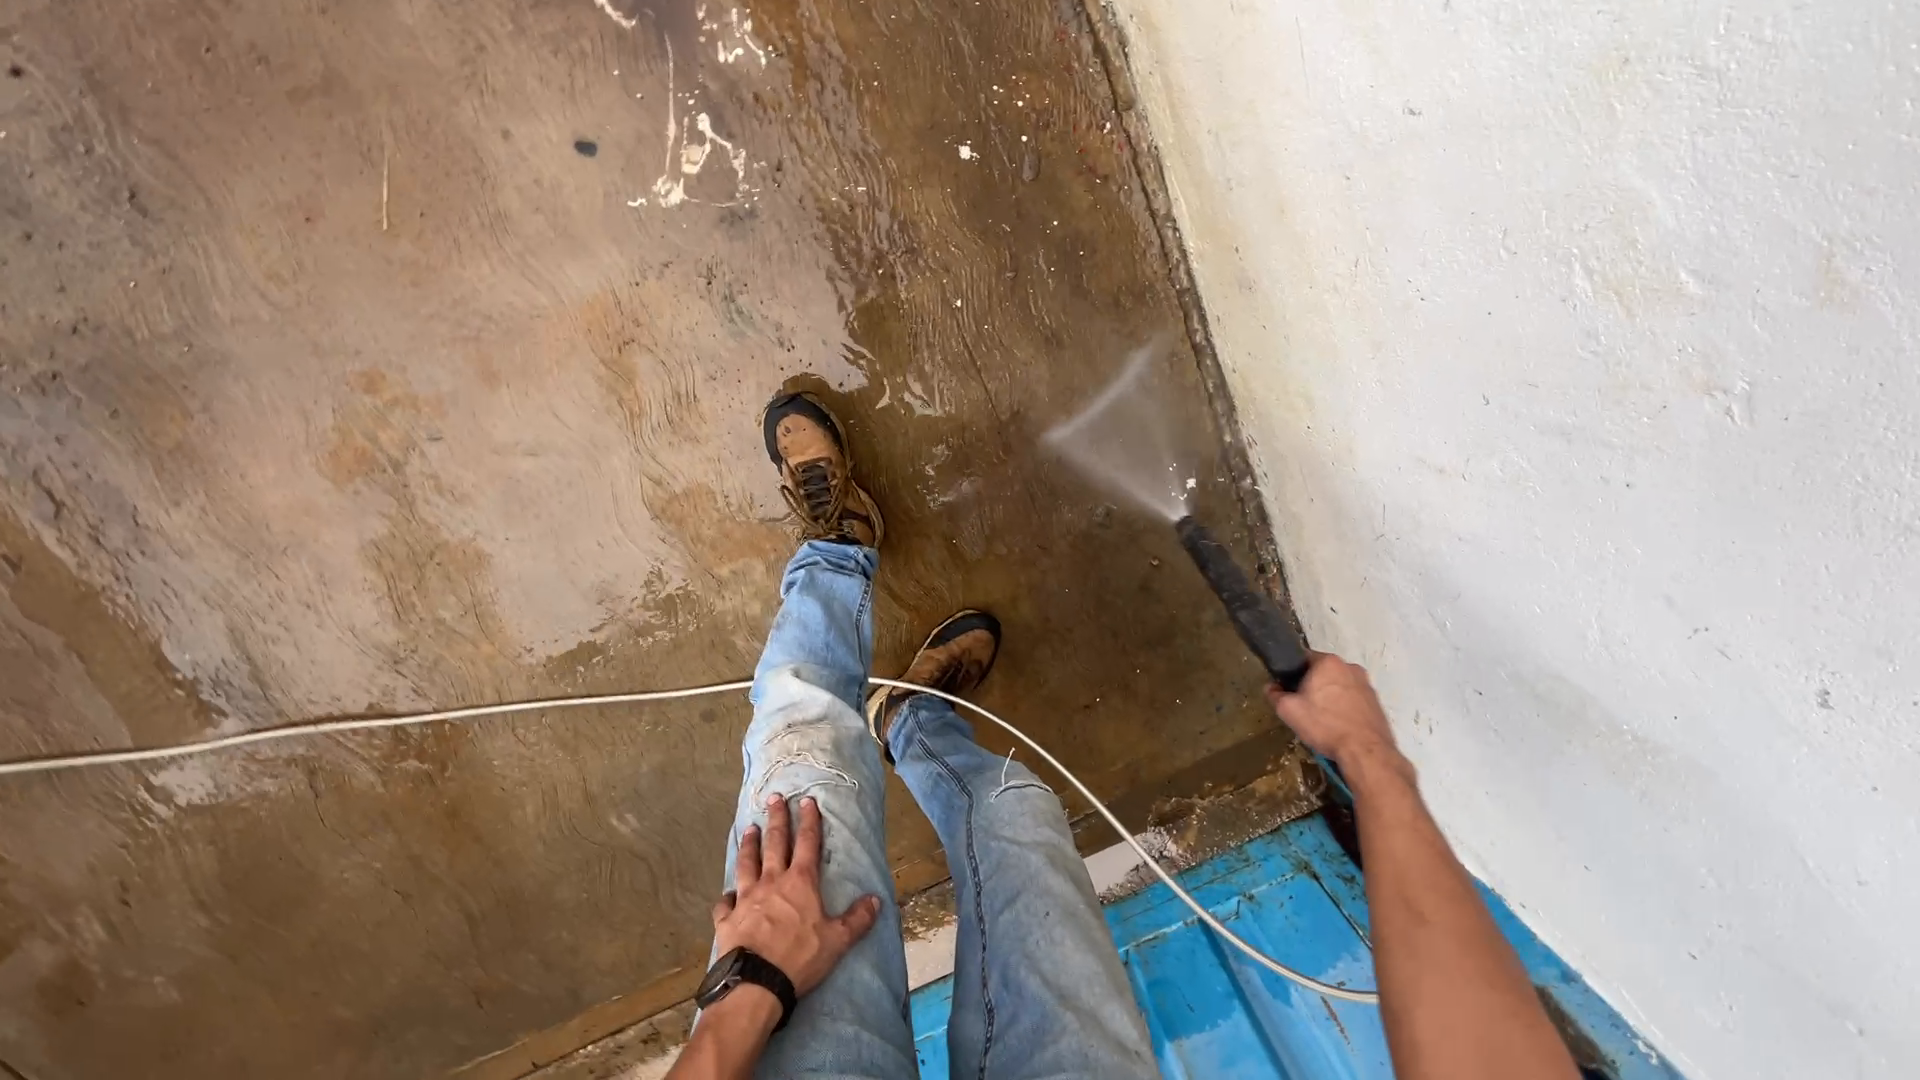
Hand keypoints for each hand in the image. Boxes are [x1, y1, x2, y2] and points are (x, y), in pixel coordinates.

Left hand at [712, 793, 881, 997]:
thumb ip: (857, 919)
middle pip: (775, 844)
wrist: (756, 983)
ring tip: (749, 830)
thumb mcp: (837, 940)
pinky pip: (725, 903)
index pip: (807, 843)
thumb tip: (876, 900)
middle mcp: (772, 882)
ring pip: (747, 864)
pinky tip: (726, 894)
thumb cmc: (799, 958)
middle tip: (774, 798)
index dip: (809, 821)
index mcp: (800, 882)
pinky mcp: (727, 919)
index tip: (807, 801)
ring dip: (749, 846)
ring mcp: (746, 899)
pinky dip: (726, 897)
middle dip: (777, 819)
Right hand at [1266, 651, 1407, 775]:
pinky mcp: (1377, 702)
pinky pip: (1353, 699)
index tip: (1288, 690)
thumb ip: (1274, 694)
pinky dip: (1344, 708)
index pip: (1303, 658)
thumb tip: (1271, 687)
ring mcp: (1367, 684)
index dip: (1292, 674)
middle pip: (1323, 672)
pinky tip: (1339, 725)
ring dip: (1329, 697)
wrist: (1365, 751)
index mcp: (1328, 662)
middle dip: (1312, 686)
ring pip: (1339, 686)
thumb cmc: (1324, 725)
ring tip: (1323, 719)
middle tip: (1303, 706)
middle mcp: (1350, 667)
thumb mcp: (1288, 710)